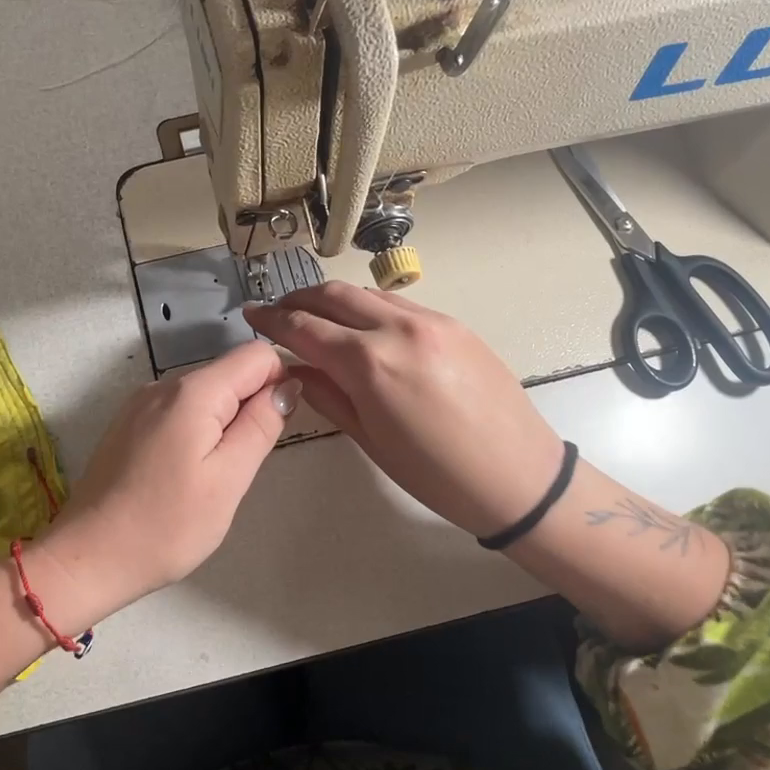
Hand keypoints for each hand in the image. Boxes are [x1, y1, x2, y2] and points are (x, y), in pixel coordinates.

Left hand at [40, 341, 300, 603]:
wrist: (87, 558)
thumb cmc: (165, 526)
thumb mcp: (228, 480)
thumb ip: (260, 426)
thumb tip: (287, 385)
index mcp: (191, 392)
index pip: (256, 355)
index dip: (282, 380)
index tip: (283, 426)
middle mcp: (162, 386)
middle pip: (228, 373)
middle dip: (252, 406)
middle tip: (246, 464)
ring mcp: (140, 405)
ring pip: (204, 395)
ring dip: (224, 424)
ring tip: (216, 476)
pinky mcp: (128, 427)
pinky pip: (178, 413)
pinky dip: (197, 433)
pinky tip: (188, 476)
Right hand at [244, 282, 563, 537]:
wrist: (518, 476)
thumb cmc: (436, 474)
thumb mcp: (370, 439)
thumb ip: (327, 394)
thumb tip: (294, 368)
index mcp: (370, 363)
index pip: (305, 327)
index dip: (272, 320)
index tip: (251, 315)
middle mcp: (398, 329)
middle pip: (332, 295)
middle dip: (297, 299)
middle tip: (276, 311)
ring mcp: (431, 321)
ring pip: (366, 293)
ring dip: (332, 298)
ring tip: (313, 315)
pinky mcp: (454, 324)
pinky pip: (398, 304)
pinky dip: (368, 307)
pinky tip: (360, 325)